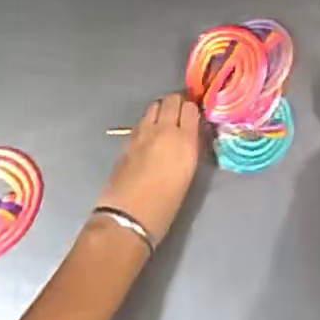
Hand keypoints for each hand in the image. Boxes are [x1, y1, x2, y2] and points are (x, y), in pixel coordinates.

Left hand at [96, 93, 201, 241]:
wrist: (126, 220)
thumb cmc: (164, 205)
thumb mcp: (187, 172)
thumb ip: (189, 145)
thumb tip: (189, 133)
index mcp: (185, 140)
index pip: (191, 108)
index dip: (192, 108)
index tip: (193, 115)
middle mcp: (164, 130)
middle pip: (171, 99)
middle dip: (177, 103)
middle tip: (179, 114)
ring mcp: (143, 133)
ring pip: (155, 105)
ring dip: (161, 110)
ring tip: (163, 123)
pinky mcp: (127, 141)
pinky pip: (142, 121)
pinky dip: (147, 122)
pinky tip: (148, 136)